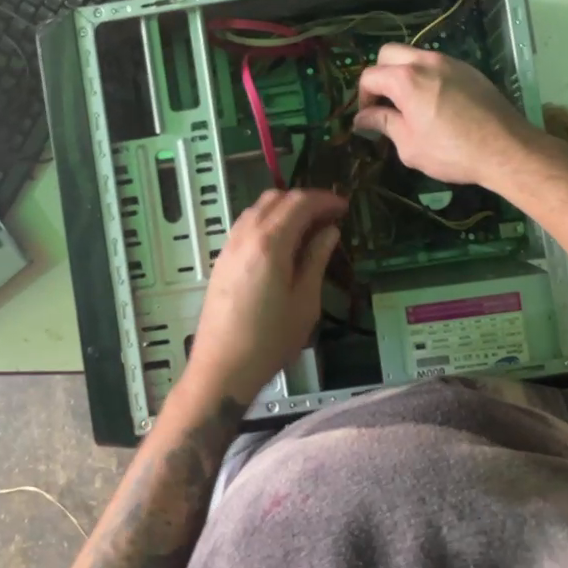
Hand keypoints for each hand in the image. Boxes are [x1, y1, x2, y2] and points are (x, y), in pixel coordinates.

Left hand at [186, 188, 345, 402]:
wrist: (222, 368)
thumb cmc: (270, 340)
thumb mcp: (305, 302)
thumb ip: (316, 260)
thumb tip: (329, 232)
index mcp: (270, 243)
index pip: (299, 203)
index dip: (325, 199)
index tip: (345, 208)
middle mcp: (245, 236)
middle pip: (276, 198)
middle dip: (305, 200)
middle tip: (329, 216)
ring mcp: (229, 247)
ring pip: (257, 209)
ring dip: (284, 208)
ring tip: (309, 227)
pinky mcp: (222, 260)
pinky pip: (246, 225)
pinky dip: (268, 221)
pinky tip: (283, 242)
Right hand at [353, 43, 541, 186]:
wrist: (505, 148)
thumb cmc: (452, 151)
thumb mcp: (410, 145)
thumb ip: (384, 125)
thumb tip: (362, 119)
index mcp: (405, 79)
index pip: (369, 76)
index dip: (362, 97)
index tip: (368, 118)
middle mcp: (426, 61)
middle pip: (389, 54)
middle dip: (380, 75)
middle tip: (386, 103)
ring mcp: (450, 62)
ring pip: (415, 55)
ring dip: (405, 73)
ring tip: (411, 104)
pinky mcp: (469, 69)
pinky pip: (438, 64)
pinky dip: (427, 76)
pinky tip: (436, 103)